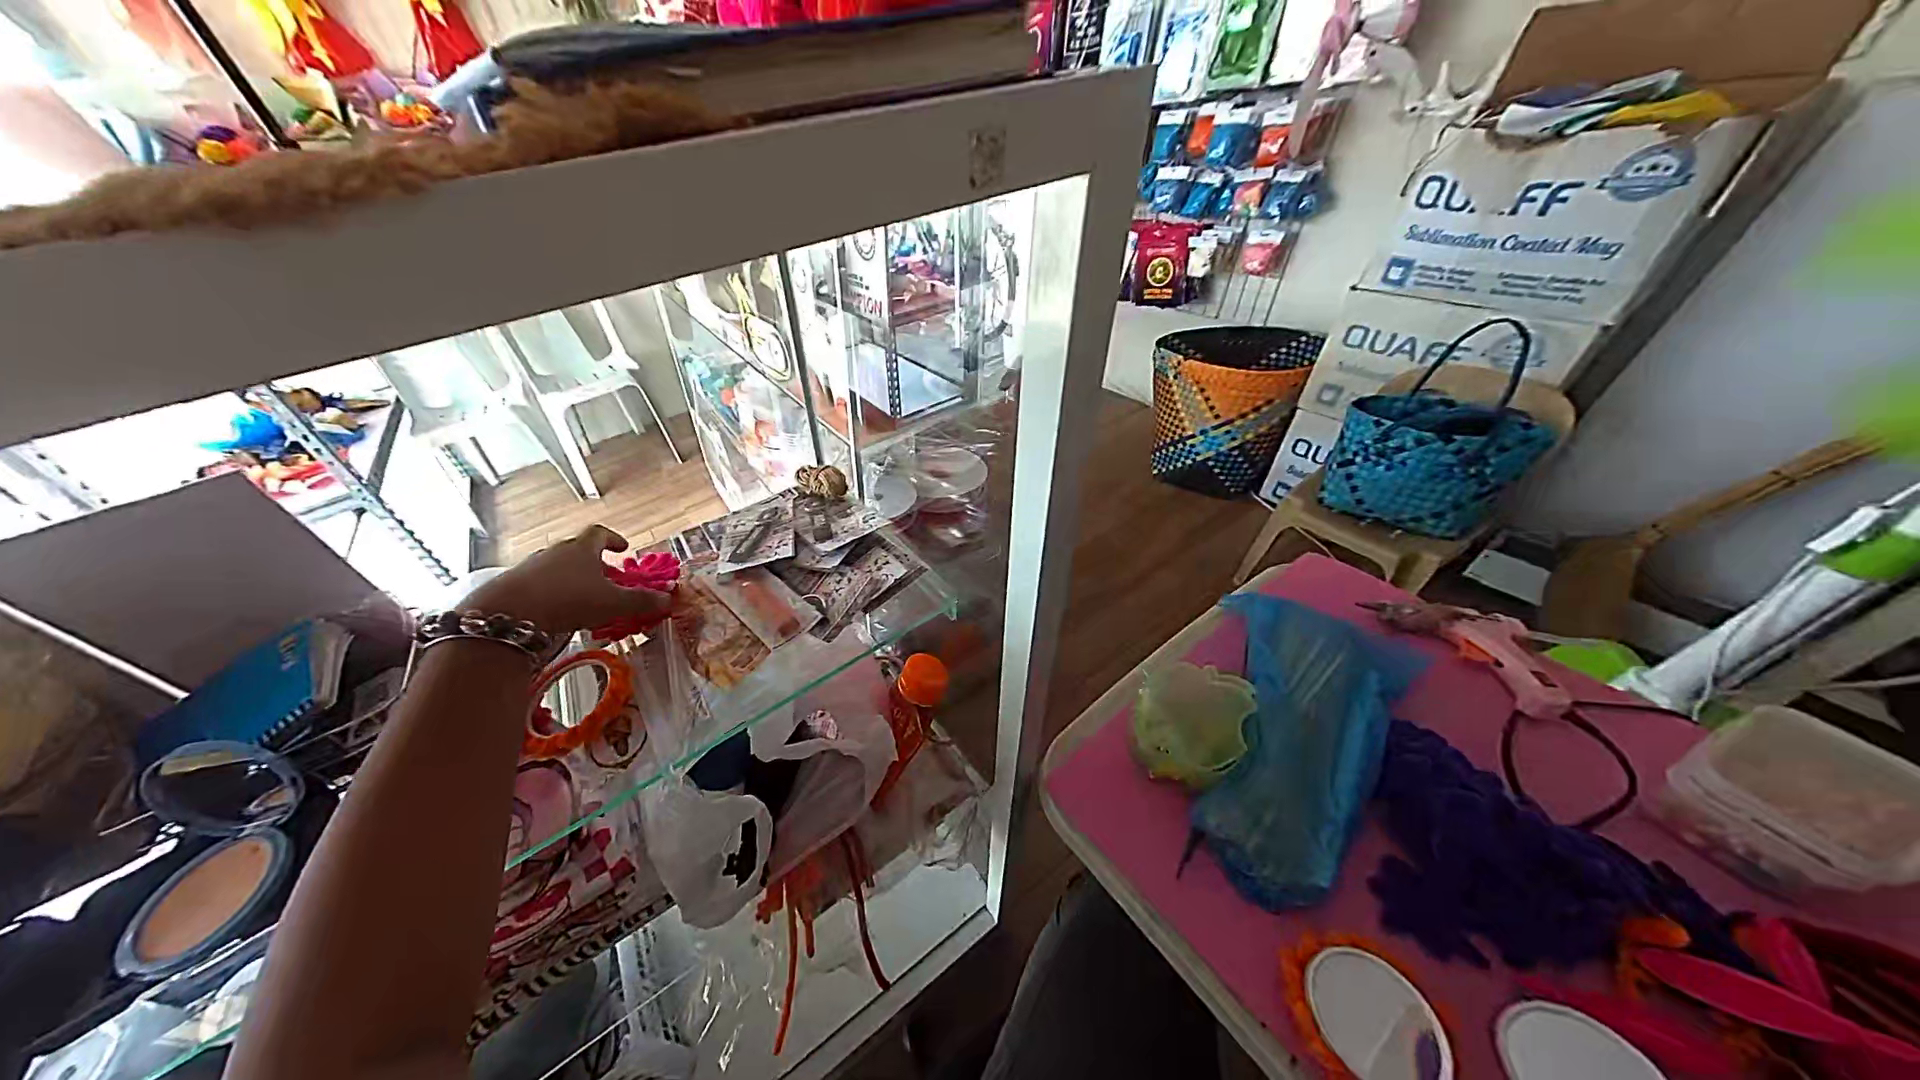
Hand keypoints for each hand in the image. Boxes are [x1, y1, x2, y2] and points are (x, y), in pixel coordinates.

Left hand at [465, 525, 670, 635]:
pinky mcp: (513, 586)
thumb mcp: (613, 603)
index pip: (600, 533)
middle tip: (607, 579)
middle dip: (594, 563)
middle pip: (577, 550)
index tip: (622, 548)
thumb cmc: (568, 599)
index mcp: (582, 548)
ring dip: (572, 579)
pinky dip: (552, 594)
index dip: (613, 539)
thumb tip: (668, 600)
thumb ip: (642, 601)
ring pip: (557, 568)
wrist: (509, 614)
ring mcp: (531, 567)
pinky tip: (558, 612)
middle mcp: (555, 552)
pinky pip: (539, 585)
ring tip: (584, 599)